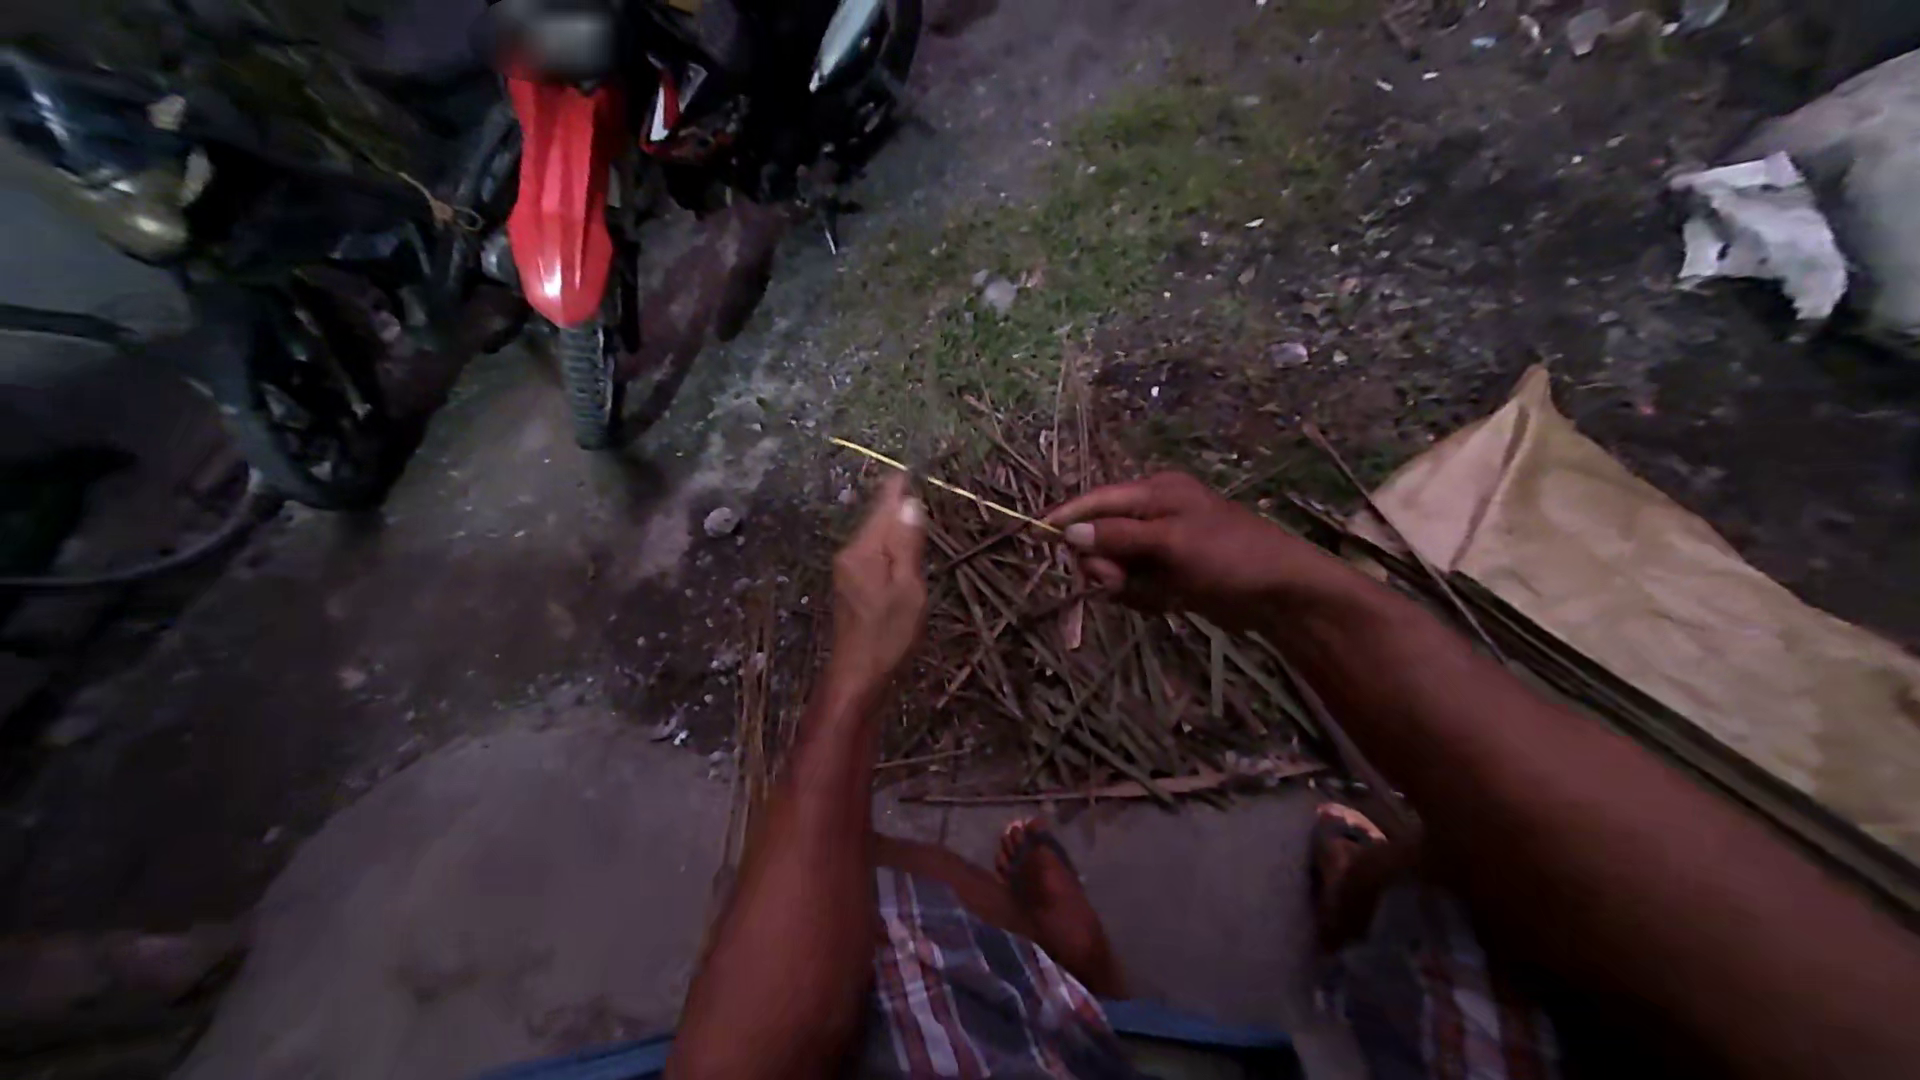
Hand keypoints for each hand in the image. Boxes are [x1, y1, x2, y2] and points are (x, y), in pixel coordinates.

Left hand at [827, 473, 928, 690]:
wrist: (857, 675)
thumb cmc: (889, 634)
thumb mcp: (908, 588)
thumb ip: (908, 544)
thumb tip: (910, 503)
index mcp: (864, 550)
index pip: (882, 508)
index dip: (898, 488)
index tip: (910, 468)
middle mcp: (850, 554)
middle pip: (876, 520)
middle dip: (895, 504)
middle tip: (915, 484)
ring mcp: (847, 571)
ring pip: (874, 537)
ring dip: (892, 524)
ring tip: (912, 510)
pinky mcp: (850, 586)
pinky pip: (872, 553)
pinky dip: (888, 544)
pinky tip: (900, 547)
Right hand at [1047, 471, 1337, 626]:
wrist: (1282, 595)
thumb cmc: (1230, 556)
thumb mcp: (1171, 542)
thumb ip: (1118, 536)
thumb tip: (1068, 533)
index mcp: (1154, 492)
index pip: (1096, 500)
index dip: (1066, 517)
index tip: (1035, 533)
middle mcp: (1152, 514)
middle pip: (1100, 537)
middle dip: (1103, 563)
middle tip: (1117, 582)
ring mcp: (1160, 546)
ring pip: (1114, 566)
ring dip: (1126, 585)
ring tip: (1156, 592)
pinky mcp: (1167, 572)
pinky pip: (1135, 585)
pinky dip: (1143, 597)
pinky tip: (1168, 600)